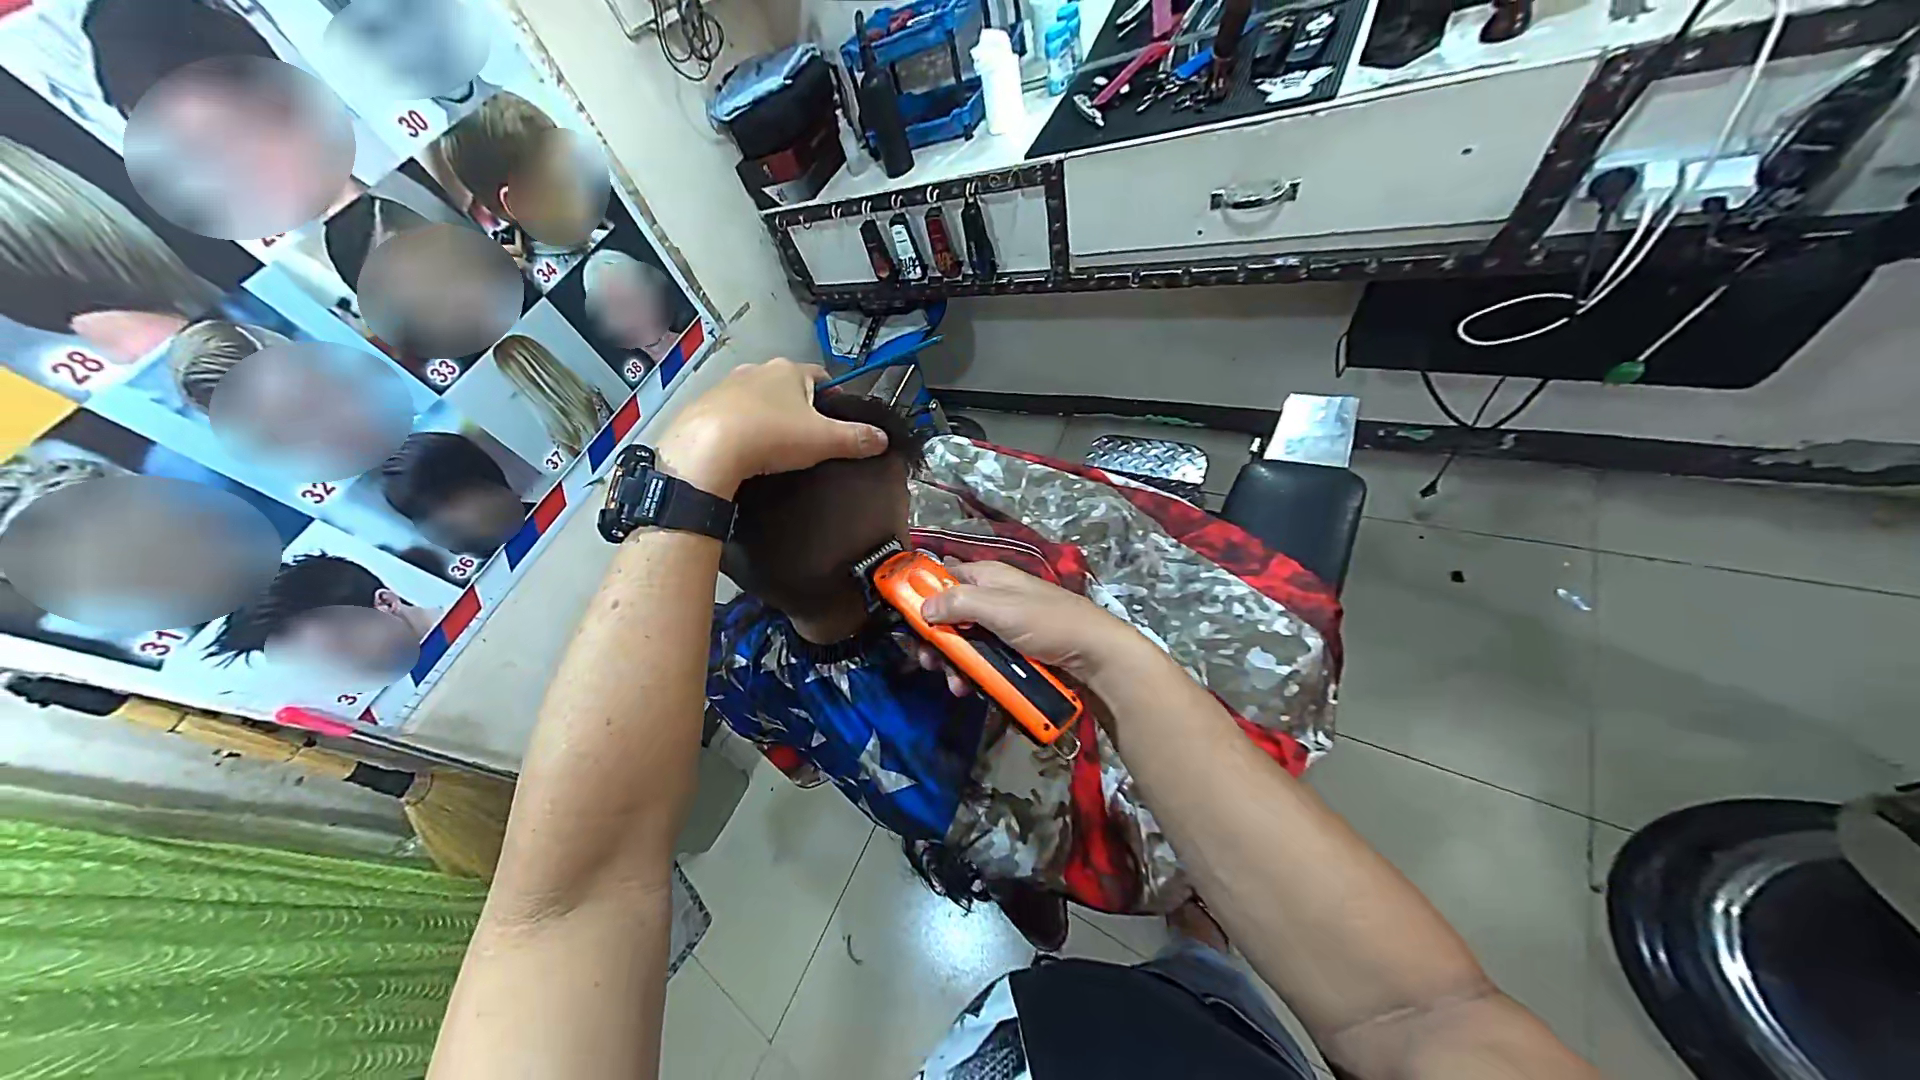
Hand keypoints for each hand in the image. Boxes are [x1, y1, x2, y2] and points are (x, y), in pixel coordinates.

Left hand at [655, 358, 887, 496]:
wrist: (707, 449)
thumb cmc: (771, 435)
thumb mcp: (824, 440)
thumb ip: (856, 438)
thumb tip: (882, 438)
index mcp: (789, 370)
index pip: (821, 376)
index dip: (832, 397)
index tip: (836, 419)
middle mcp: (757, 369)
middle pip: (788, 387)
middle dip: (799, 408)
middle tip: (808, 439)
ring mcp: (727, 386)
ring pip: (759, 399)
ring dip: (769, 417)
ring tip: (776, 449)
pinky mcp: (705, 406)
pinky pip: (733, 415)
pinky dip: (742, 429)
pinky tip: (747, 452)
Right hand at [909, 561, 1147, 689]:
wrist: (1095, 655)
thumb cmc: (1047, 622)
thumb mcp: (999, 608)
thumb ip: (958, 603)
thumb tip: (922, 606)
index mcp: (988, 577)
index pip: (944, 576)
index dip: (923, 592)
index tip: (905, 615)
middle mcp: (992, 598)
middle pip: (948, 614)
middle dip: (936, 639)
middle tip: (929, 660)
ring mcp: (1002, 626)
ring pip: (963, 641)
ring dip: (954, 662)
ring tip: (955, 682)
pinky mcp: (1012, 651)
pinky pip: (982, 659)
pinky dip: (973, 672)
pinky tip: (970, 687)